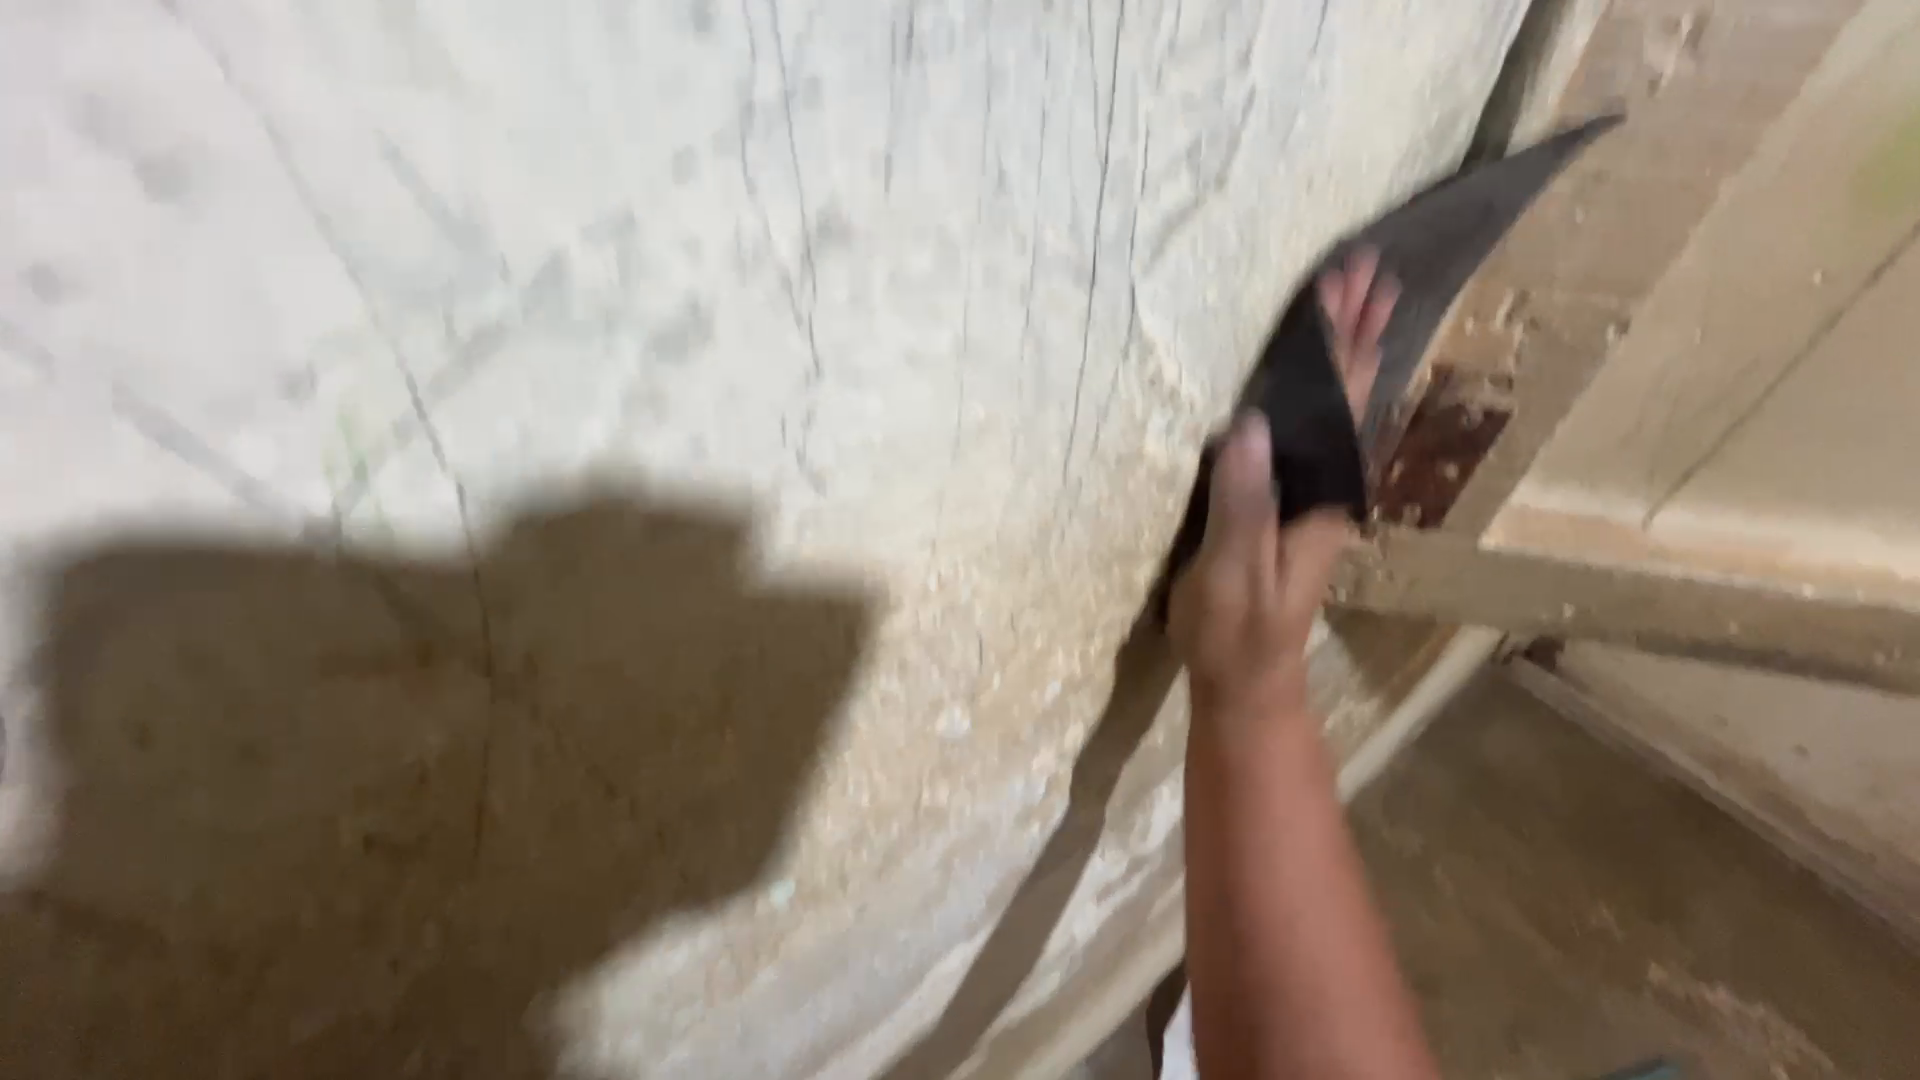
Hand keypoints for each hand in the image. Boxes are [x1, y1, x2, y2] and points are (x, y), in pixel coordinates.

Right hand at [1168, 250, 1396, 723]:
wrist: (1247, 679)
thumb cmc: (1236, 630)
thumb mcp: (1235, 573)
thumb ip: (1245, 504)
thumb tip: (1250, 425)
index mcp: (1318, 497)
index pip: (1336, 405)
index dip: (1339, 344)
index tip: (1346, 283)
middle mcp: (1324, 489)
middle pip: (1347, 398)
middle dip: (1354, 333)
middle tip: (1365, 269)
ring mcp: (1308, 499)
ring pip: (1335, 413)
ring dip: (1346, 356)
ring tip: (1357, 305)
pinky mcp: (1285, 510)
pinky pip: (1312, 436)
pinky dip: (1321, 395)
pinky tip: (1319, 383)